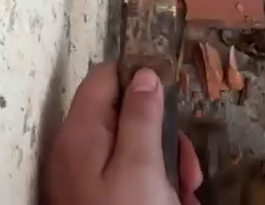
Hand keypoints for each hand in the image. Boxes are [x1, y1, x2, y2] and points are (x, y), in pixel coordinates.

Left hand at [44, 62, 203, 204]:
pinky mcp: (96, 203)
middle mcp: (76, 151)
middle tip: (189, 167)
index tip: (172, 95)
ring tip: (188, 194)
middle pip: (123, 116)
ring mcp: (83, 181)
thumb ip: (142, 115)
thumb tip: (144, 72)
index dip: (138, 76)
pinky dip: (155, 188)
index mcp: (79, 133)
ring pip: (132, 150)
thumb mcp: (141, 167)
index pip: (104, 77)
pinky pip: (129, 180)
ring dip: (166, 165)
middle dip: (162, 134)